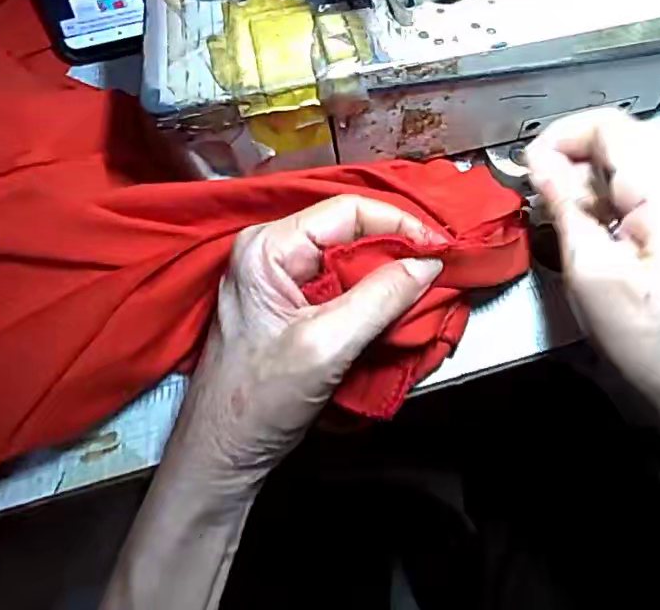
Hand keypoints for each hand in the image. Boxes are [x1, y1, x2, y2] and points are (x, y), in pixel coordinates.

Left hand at [163, 195, 446, 494]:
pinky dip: (370, 289)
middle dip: (396, 246)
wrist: (222, 449)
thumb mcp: (324, 346)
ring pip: (347, 253)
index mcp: (267, 246)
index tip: (437, 247)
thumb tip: (425, 264)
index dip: (398, 223)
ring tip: (421, 286)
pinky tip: (392, 303)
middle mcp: (270, 248)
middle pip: (348, 228)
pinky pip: (339, 279)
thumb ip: (379, 299)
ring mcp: (278, 272)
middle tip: (436, 267)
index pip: (345, 210)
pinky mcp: (289, 297)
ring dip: (386, 270)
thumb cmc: (254, 401)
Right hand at [522, 109, 659, 429]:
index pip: (610, 126)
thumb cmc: (641, 334)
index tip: (530, 168)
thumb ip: (564, 203)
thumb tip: (536, 157)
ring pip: (625, 152)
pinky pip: (638, 174)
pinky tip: (593, 218)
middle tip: (546, 194)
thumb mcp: (589, 269)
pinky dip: (605, 186)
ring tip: (567, 211)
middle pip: (619, 134)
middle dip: (571, 155)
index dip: (560, 136)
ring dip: (586, 172)